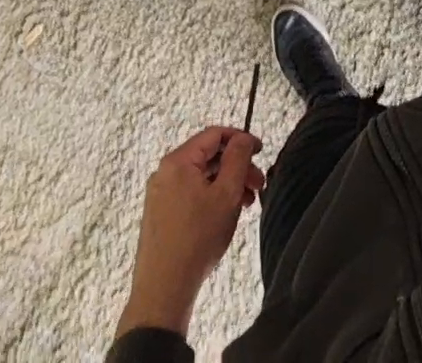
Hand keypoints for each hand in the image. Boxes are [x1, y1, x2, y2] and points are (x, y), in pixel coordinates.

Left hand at [115, 126, 265, 338]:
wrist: (164, 287)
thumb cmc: (198, 236)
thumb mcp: (226, 194)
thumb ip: (237, 159)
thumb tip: (242, 138)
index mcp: (178, 161)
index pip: (214, 134)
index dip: (241, 139)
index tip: (261, 152)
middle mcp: (165, 172)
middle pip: (208, 156)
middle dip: (237, 166)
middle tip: (259, 185)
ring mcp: (160, 193)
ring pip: (201, 177)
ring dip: (227, 184)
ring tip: (247, 204)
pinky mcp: (160, 213)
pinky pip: (191, 193)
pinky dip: (212, 197)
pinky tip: (226, 214)